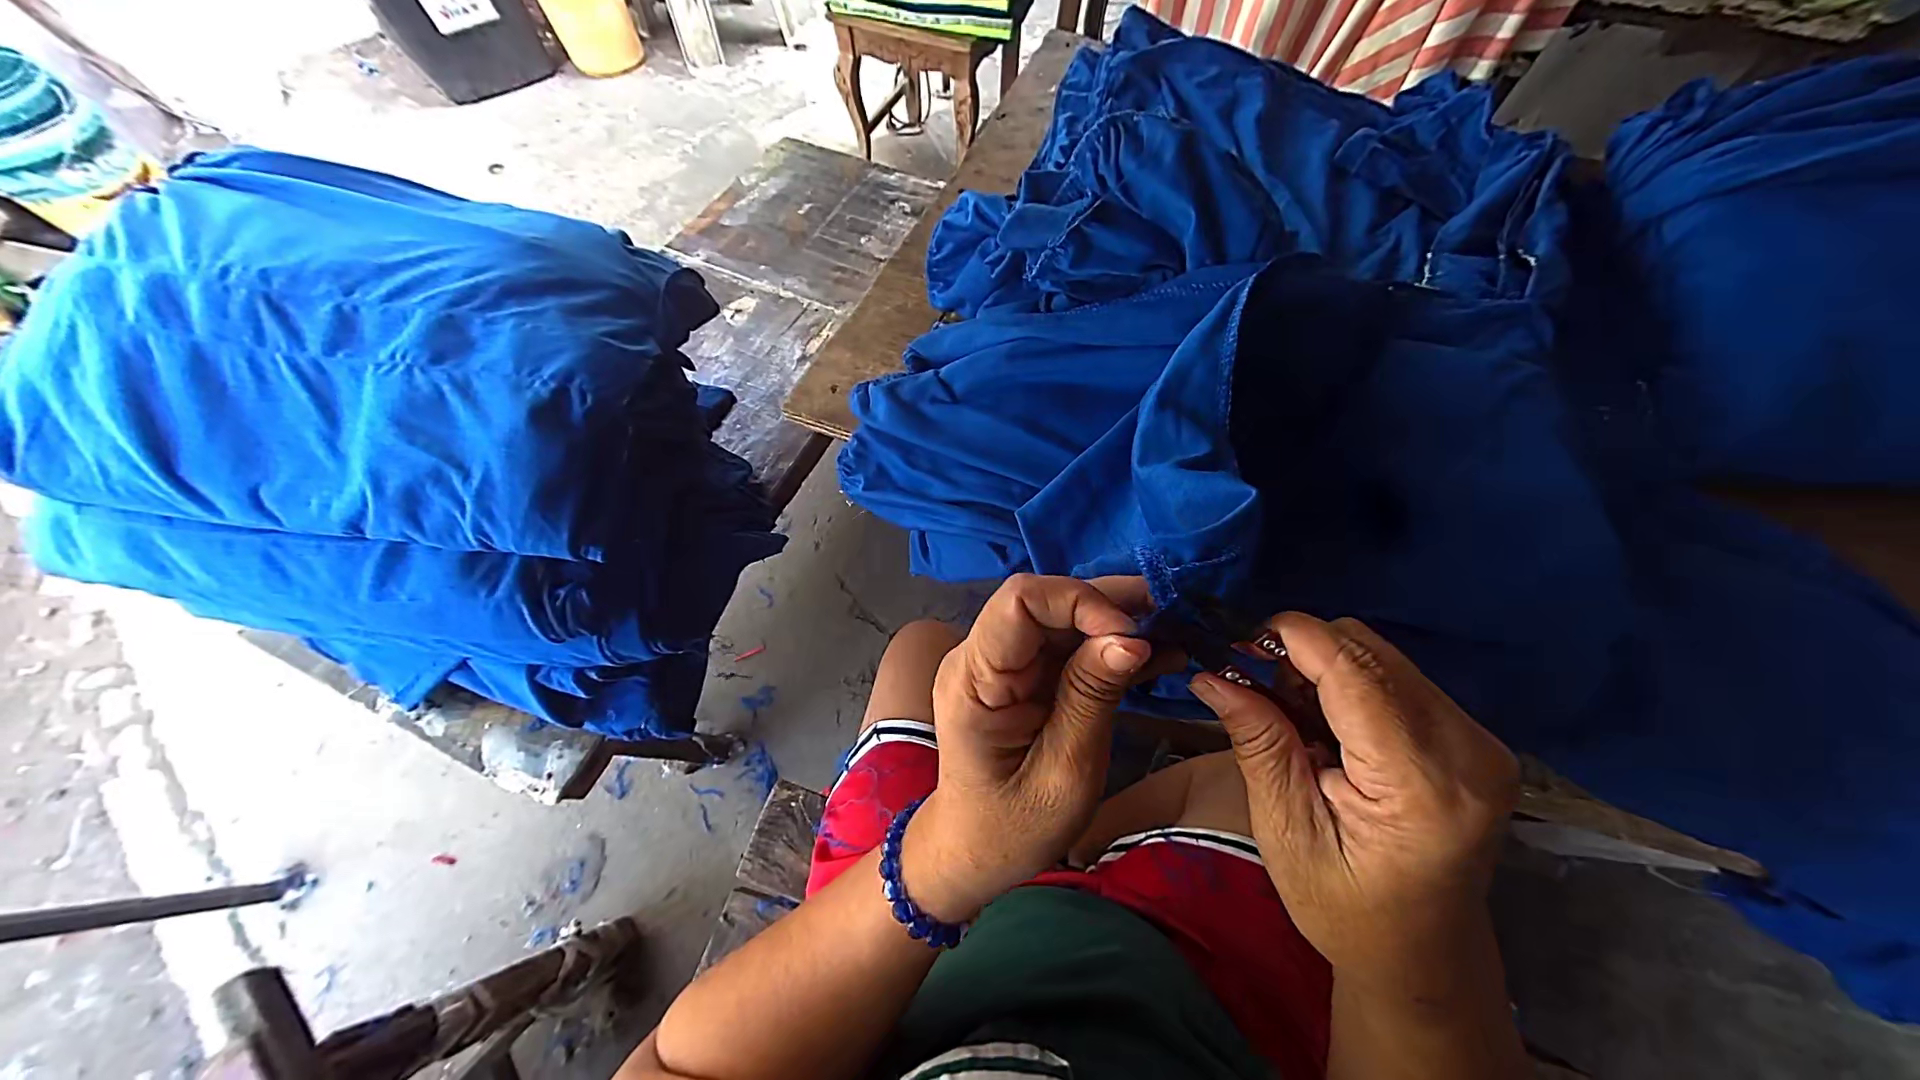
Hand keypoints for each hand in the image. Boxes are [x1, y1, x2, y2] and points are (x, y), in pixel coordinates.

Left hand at [900, 574, 1160, 921]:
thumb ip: (1091, 697)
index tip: (1132, 635)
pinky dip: (1111, 646)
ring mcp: (1001, 663)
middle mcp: (981, 656)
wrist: (974, 850)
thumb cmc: (1013, 828)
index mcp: (976, 679)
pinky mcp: (1022, 674)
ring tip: (1176, 635)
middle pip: (1045, 602)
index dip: (1080, 601)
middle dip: (1111, 606)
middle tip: (1175, 620)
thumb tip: (1132, 637)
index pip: (1019, 602)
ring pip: (1063, 617)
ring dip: (1119, 622)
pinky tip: (1158, 655)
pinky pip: (1067, 644)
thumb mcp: (1064, 773)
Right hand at [1188, 614, 1518, 984]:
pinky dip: (1349, 680)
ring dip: (1323, 666)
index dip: (1290, 638)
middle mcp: (1468, 750)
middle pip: (1369, 651)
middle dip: (1302, 652)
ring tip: (1292, 715)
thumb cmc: (1346, 910)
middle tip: (1257, 690)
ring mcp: (1481, 742)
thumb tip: (1210, 675)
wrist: (1423, 955)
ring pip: (1382, 655)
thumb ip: (1259, 745)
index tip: (1234, 643)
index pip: (1354, 671)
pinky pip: (1397, 675)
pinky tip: (1328, 722)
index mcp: (1423, 785)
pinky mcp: (1475, 738)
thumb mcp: (1287, 833)